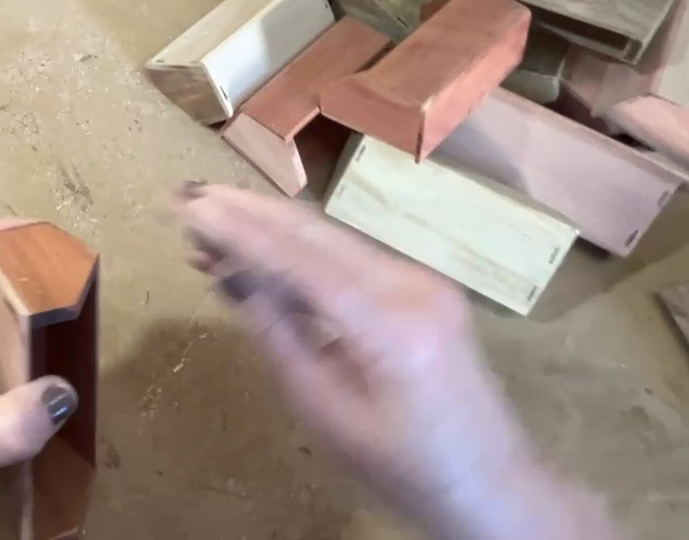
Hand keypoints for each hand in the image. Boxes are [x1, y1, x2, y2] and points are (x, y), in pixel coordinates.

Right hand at [179, 184, 618, 539]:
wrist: (500, 490)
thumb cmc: (405, 469)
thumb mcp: (324, 412)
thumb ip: (276, 334)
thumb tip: (230, 274)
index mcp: (390, 327)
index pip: (298, 259)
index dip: (238, 230)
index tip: (189, 209)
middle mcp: (408, 285)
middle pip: (310, 231)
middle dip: (244, 211)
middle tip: (188, 197)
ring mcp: (417, 278)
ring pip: (323, 233)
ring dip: (263, 223)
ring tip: (206, 221)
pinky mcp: (415, 282)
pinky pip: (340, 251)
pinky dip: (291, 244)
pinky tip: (253, 248)